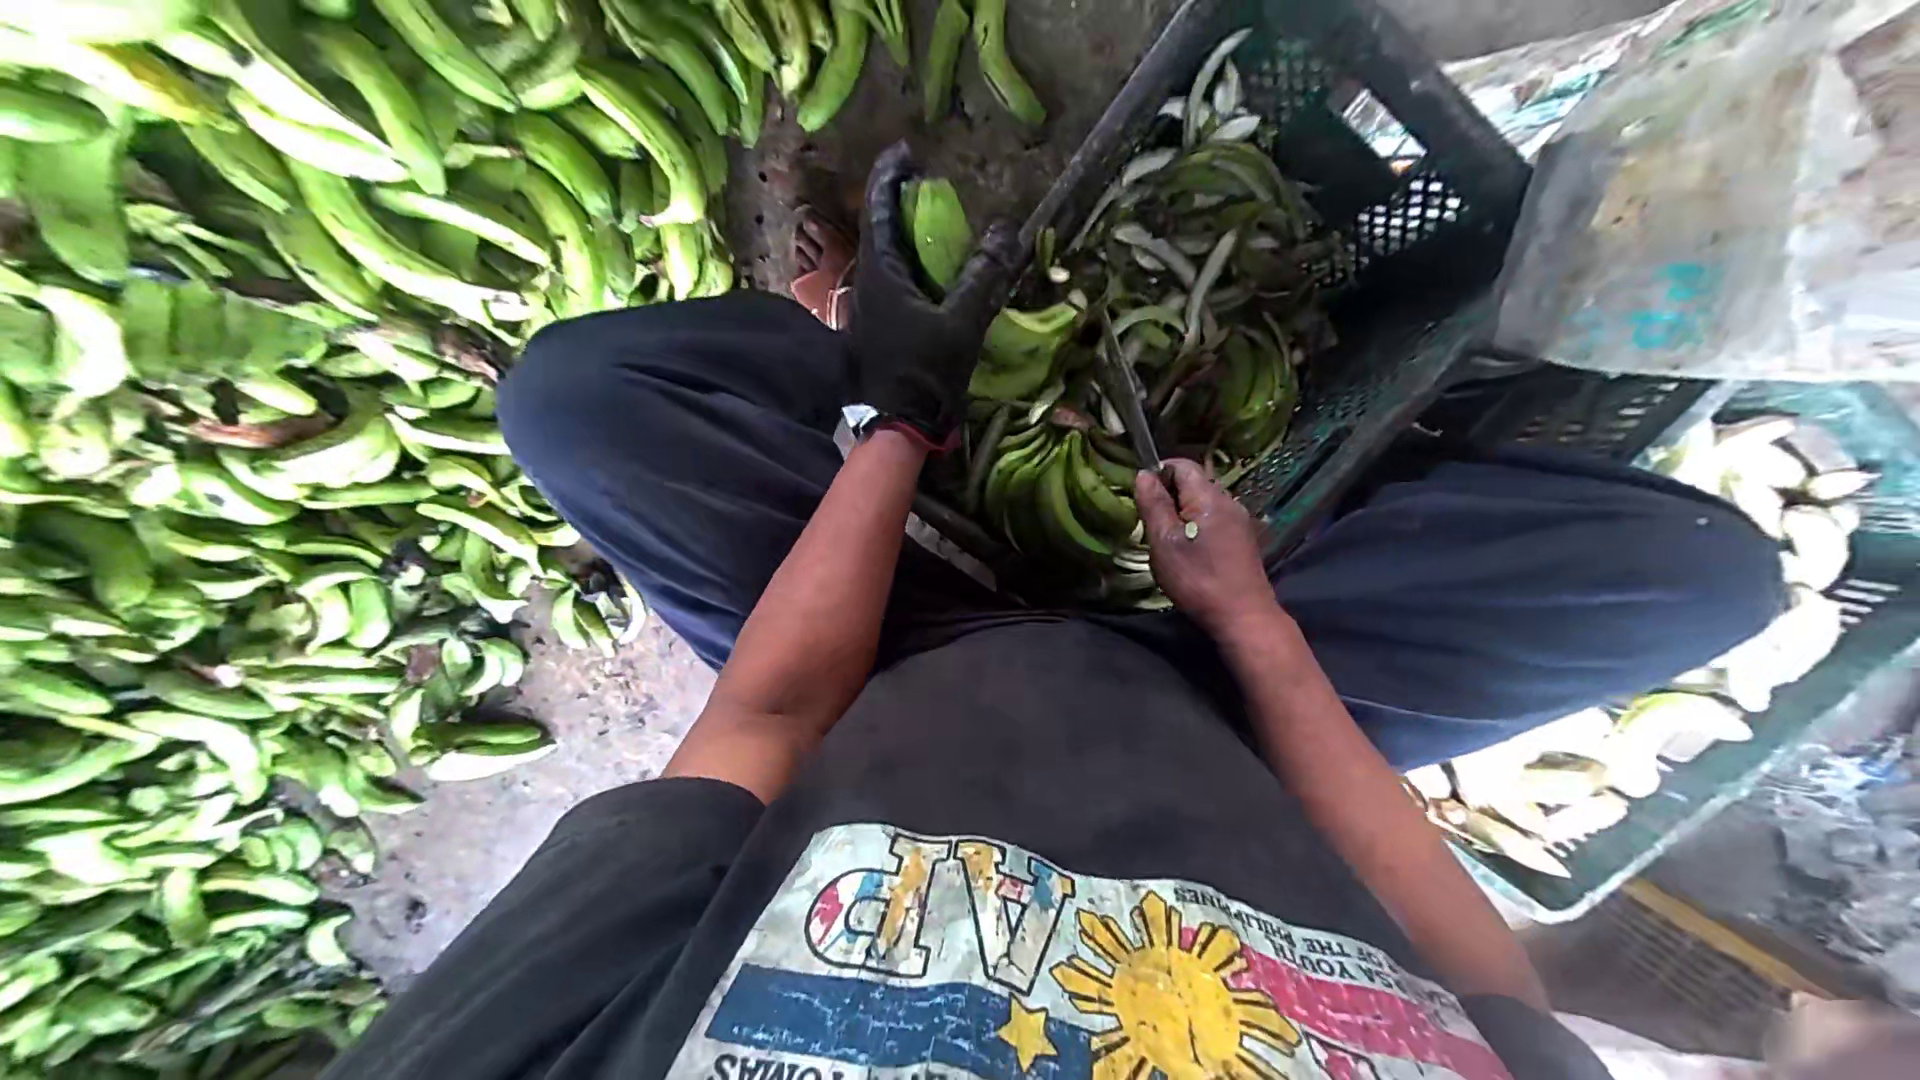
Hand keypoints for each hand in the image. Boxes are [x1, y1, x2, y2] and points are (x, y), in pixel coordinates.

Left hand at [850, 141, 1020, 445]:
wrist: (898, 428)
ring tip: (931, 225)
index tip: (908, 152)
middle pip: (878, 231)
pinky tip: (930, 276)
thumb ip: (984, 277)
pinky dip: (910, 267)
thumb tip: (1007, 231)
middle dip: (898, 203)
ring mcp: (868, 311)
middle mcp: (866, 286)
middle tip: (925, 187)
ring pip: (884, 260)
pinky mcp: (877, 331)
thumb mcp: (961, 324)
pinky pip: (892, 285)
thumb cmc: (924, 374)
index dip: (890, 175)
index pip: (877, 209)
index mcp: (879, 275)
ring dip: (904, 237)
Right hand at [1135, 459, 1284, 639]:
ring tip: (1165, 537)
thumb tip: (1143, 473)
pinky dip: (1195, 524)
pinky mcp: (1242, 537)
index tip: (1140, 497)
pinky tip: (1187, 549)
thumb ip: (1153, 504)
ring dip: (1180, 511)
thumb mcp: (1165, 541)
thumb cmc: (1197, 578)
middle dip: (1167, 494)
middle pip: (1193, 481)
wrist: (1242, 616)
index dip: (1157, 473)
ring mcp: (1238, 519)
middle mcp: (1228, 500)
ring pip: (1202, 501)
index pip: (1181, 464)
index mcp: (1208, 496)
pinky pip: (1213, 517)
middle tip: (1149, 521)